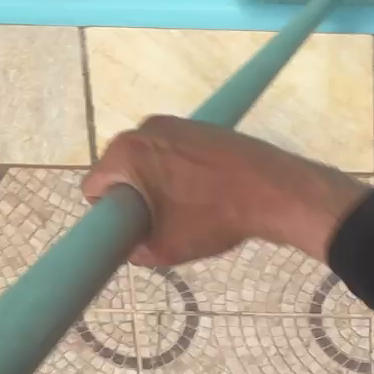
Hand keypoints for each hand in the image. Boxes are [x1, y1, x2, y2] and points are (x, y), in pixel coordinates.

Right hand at [81, 116, 369, 265]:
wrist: (277, 191)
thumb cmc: (217, 217)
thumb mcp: (164, 248)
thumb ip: (134, 250)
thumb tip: (131, 247)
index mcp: (127, 151)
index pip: (95, 188)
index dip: (110, 216)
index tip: (133, 230)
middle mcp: (147, 127)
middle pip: (123, 172)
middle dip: (137, 198)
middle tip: (164, 223)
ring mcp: (179, 123)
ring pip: (152, 164)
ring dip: (161, 186)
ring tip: (191, 210)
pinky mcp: (205, 127)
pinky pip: (178, 156)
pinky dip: (185, 174)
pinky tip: (208, 193)